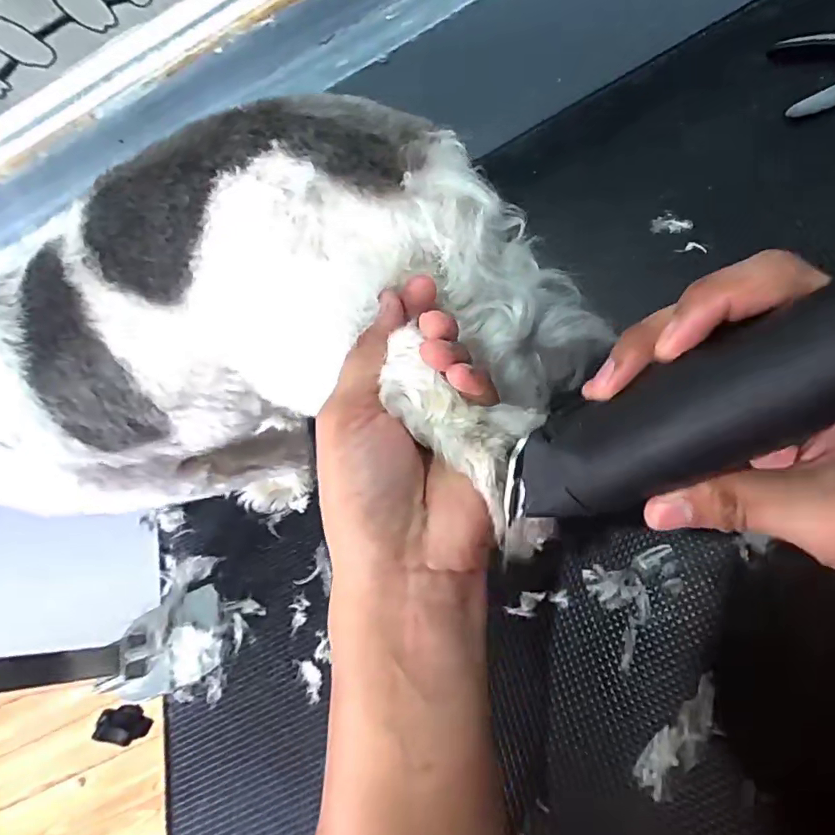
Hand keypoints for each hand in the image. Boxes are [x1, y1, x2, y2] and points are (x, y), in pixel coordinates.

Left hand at [315, 276, 495, 577]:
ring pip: (462, 361)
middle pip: (431, 345)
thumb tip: (389, 301)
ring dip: (451, 348)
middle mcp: (416, 400)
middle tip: (433, 322)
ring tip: (441, 356)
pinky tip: (462, 381)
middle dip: (432, 324)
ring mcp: (455, 414)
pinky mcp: (488, 427)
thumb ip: (371, 355)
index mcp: (376, 396)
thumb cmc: (362, 483)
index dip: (405, 311)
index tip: (417, 284)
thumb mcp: (346, 413)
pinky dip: (475, 377)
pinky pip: (486, 388)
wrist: (409, 550)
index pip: (394, 342)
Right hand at [582, 250, 834, 577]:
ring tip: (608, 387)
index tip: (676, 347)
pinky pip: (702, 366)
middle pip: (727, 299)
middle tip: (617, 377)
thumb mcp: (828, 513)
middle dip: (664, 326)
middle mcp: (807, 336)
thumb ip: (749, 504)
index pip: (781, 284)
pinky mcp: (753, 388)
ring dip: (651, 347)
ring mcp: (777, 361)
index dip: (721, 298)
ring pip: (705, 328)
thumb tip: (657, 504)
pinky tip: (629, 397)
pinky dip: (661, 377)